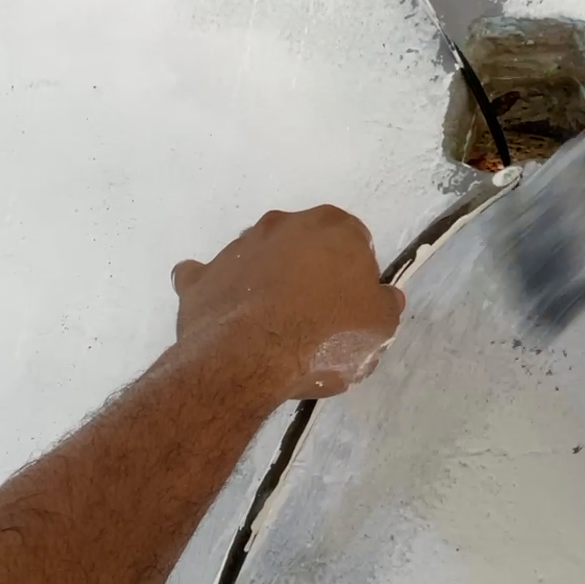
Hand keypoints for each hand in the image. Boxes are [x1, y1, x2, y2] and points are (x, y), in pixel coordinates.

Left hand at [171, 206, 405, 401]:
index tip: (347, 311)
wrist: (250, 359)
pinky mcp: (200, 277)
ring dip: (263, 283)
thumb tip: (383, 298)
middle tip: (311, 320)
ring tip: (268, 329)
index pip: (353, 245)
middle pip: (302, 248)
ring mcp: (235, 248)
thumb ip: (384, 306)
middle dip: (307, 276)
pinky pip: (205, 277)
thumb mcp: (378, 329)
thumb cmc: (325, 339)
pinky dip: (213, 291)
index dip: (353, 280)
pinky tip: (221, 314)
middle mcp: (282, 224)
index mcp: (332, 227)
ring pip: (256, 260)